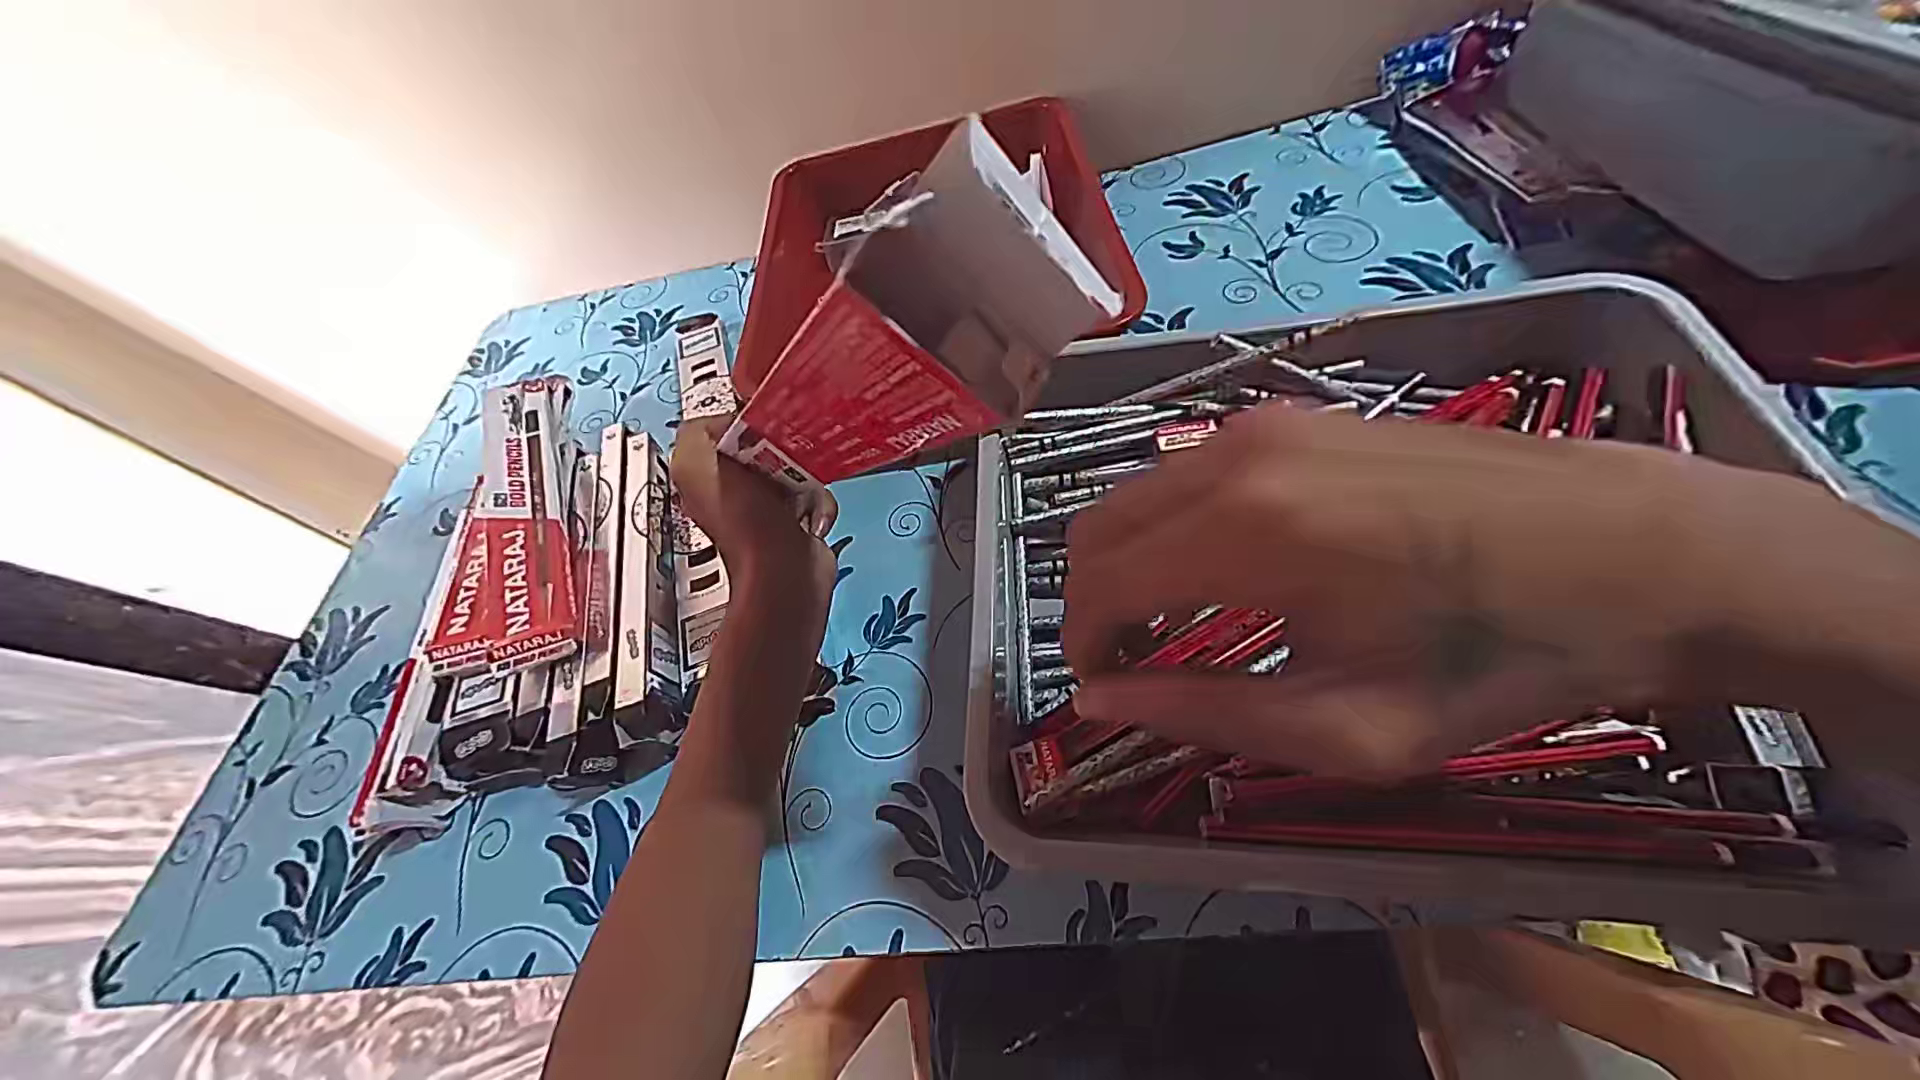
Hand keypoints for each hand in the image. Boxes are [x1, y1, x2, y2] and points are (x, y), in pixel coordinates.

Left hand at [670, 416, 835, 595]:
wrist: (785, 572)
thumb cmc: (745, 525)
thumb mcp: (698, 460)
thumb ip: (697, 429)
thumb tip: (722, 417)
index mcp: (701, 472)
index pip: (725, 425)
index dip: (745, 422)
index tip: (760, 427)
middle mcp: (731, 486)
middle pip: (767, 442)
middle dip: (784, 451)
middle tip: (783, 467)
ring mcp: (765, 503)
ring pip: (796, 465)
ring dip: (806, 481)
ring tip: (798, 500)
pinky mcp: (795, 516)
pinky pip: (815, 491)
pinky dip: (818, 502)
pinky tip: (809, 517)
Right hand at [1062, 402, 1786, 778]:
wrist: (1645, 548)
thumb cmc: (1496, 656)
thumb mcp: (1346, 730)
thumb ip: (1199, 713)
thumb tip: (1096, 699)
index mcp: (1243, 533)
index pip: (1101, 583)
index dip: (1083, 641)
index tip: (1103, 683)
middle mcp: (1232, 459)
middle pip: (1098, 530)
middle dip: (1094, 600)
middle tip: (1132, 655)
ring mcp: (1259, 425)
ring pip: (1134, 497)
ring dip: (1129, 562)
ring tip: (1175, 617)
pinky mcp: (1287, 415)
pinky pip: (1184, 475)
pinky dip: (1170, 526)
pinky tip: (1223, 567)